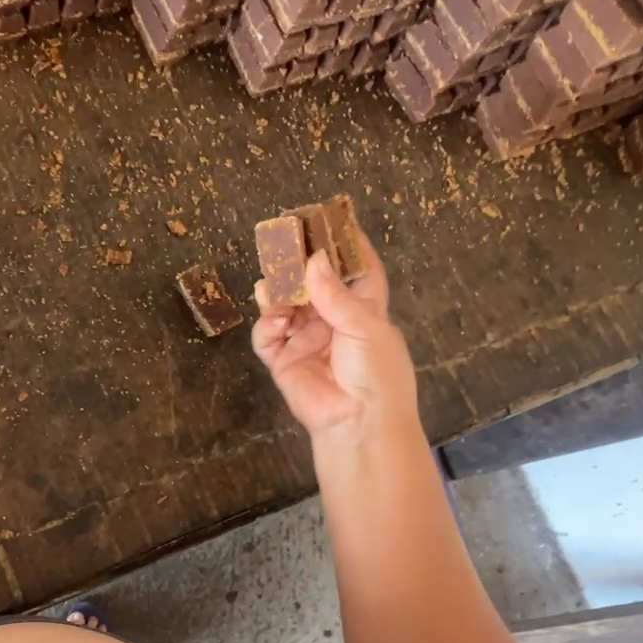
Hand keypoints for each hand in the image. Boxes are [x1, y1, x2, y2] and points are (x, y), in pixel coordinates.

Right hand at [252, 231, 419, 445]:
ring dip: (277, 296)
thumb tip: (312, 260)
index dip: (347, 248)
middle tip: (282, 246)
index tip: (334, 221)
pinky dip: (266, 326)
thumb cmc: (376, 371)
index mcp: (364, 311)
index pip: (357, 272)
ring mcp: (306, 341)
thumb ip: (334, 294)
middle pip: (312, 286)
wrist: (357, 421)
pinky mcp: (283, 361)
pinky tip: (273, 321)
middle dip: (298, 267)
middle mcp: (333, 322)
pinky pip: (267, 338)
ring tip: (272, 287)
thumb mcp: (364, 326)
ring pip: (284, 308)